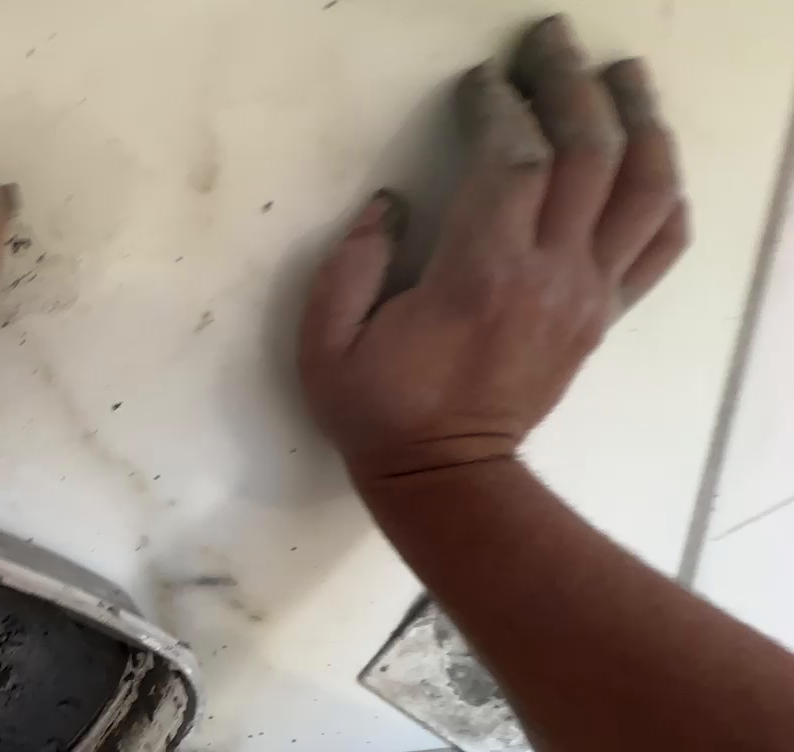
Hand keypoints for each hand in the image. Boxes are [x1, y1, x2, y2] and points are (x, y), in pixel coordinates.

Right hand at [299, 16, 688, 482]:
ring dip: (638, 117)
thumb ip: (347, 271)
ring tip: (620, 77)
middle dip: (570, 85)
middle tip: (552, 42)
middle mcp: (549, 273)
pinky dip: (666, 189)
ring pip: (644, 182)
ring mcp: (589, 292)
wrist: (439, 471)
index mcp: (476, 277)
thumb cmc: (372, 410)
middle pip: (587, 153)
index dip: (498, 111)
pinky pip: (661, 239)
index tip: (478, 84)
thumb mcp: (323, 347)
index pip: (508, 164)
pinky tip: (650, 161)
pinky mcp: (605, 313)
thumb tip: (388, 206)